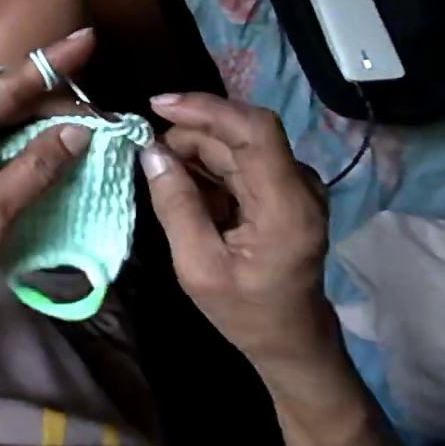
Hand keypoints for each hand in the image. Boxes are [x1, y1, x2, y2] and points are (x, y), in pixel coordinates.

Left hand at [0, 29, 97, 328]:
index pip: (4, 87)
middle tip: (103, 109)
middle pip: (12, 98)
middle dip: (58, 97)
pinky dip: (42, 138)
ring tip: (96, 121)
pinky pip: (12, 138)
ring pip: (15, 116)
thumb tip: (79, 132)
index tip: (86, 38)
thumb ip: (35, 167)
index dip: (48, 63)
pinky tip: (70, 138)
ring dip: (54, 117)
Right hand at [140, 93, 339, 371]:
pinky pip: (235, 158)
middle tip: (146, 156)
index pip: (255, 131)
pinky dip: (202, 164)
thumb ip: (175, 206)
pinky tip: (183, 187)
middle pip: (237, 132)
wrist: (290, 340)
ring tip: (162, 178)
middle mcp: (298, 185)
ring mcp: (292, 184)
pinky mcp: (279, 188)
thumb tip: (151, 153)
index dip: (207, 108)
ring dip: (190, 150)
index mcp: (286, 206)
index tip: (158, 106)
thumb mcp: (197, 267)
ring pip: (232, 142)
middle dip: (186, 135)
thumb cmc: (246, 312)